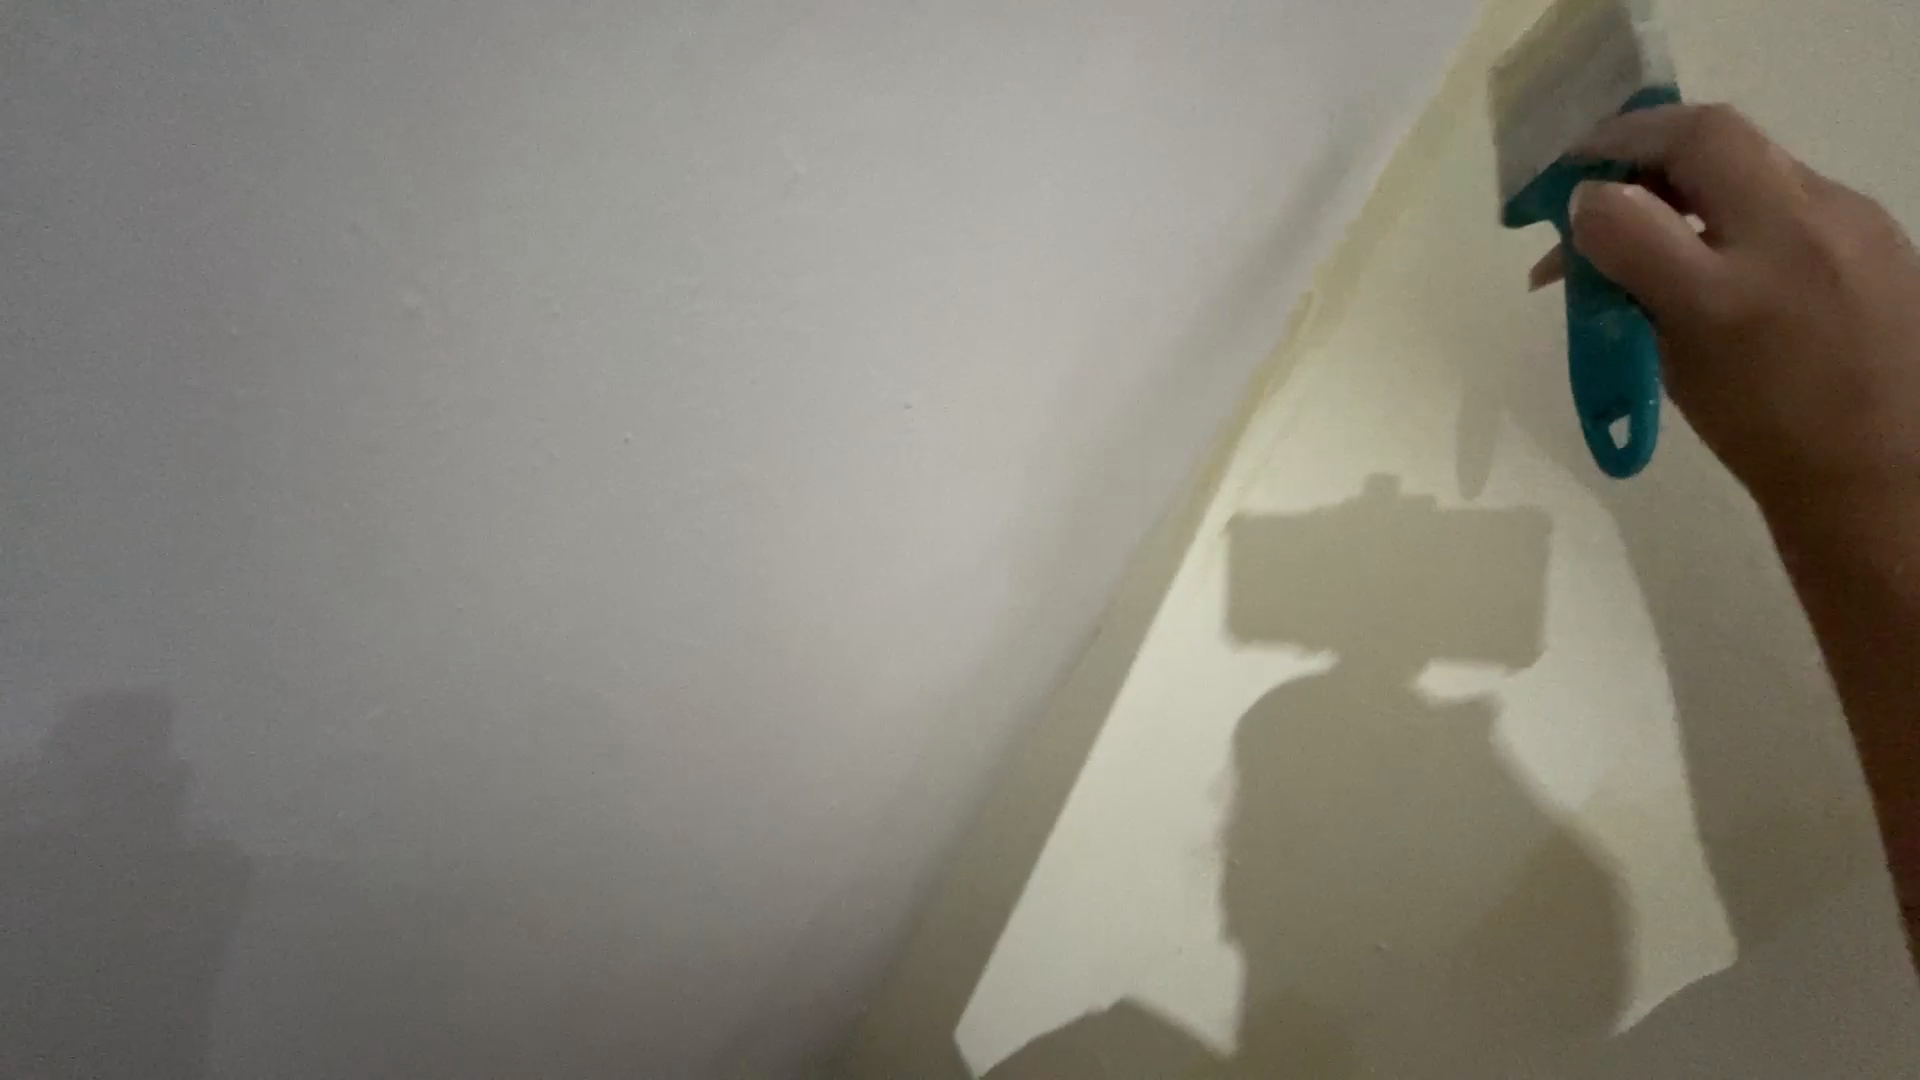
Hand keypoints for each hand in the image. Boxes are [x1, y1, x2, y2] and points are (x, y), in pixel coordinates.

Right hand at [1528, 105, 1919, 515]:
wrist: (1871, 468)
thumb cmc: (1766, 404)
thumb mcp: (1686, 320)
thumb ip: (1638, 245)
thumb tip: (1587, 196)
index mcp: (1782, 215)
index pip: (1699, 133)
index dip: (1623, 136)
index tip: (1558, 172)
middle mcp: (1821, 208)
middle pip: (1715, 158)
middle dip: (1631, 179)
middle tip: (1567, 234)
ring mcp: (1842, 238)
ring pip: (1732, 199)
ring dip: (1658, 218)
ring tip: (1600, 279)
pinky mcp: (1848, 271)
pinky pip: (1756, 234)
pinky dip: (1696, 244)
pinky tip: (1670, 294)